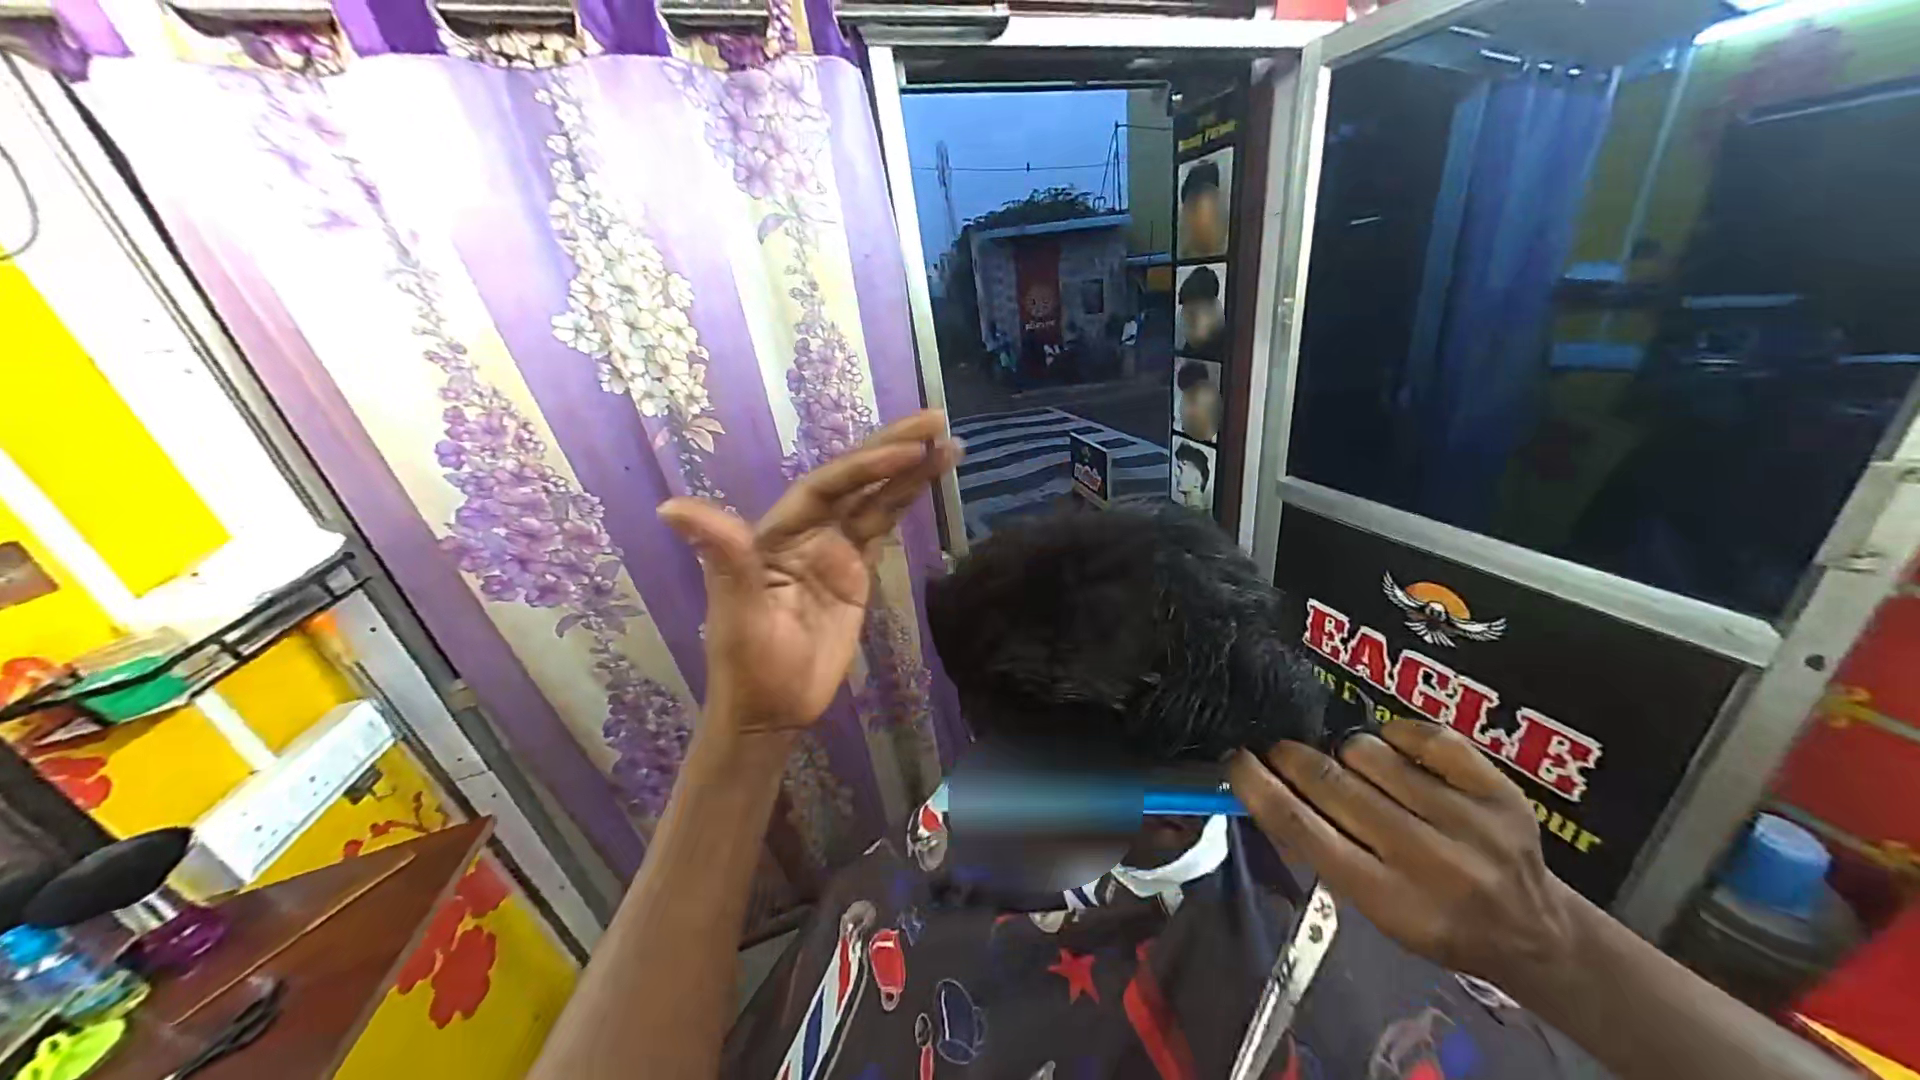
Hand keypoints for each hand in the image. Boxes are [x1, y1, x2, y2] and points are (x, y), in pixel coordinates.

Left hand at [658, 411, 960, 736]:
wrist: (772, 710)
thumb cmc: (749, 666)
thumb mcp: (736, 613)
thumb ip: (724, 557)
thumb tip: (671, 508)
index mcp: (776, 533)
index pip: (826, 486)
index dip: (866, 465)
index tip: (909, 450)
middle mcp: (807, 531)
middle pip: (854, 479)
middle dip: (893, 447)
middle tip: (935, 417)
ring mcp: (834, 550)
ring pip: (875, 499)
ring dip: (909, 470)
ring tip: (948, 443)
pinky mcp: (856, 571)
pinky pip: (884, 527)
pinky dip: (907, 502)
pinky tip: (930, 480)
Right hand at [1228, 716, 1582, 989]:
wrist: (1536, 932)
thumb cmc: (1432, 922)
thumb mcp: (1368, 906)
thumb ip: (1315, 848)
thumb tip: (1259, 790)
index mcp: (1388, 899)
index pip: (1301, 827)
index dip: (1257, 784)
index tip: (1237, 759)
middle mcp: (1429, 860)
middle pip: (1329, 781)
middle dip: (1290, 757)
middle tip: (1280, 753)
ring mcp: (1469, 822)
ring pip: (1368, 752)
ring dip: (1345, 753)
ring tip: (1354, 769)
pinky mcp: (1499, 790)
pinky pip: (1422, 734)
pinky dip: (1395, 736)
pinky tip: (1395, 754)